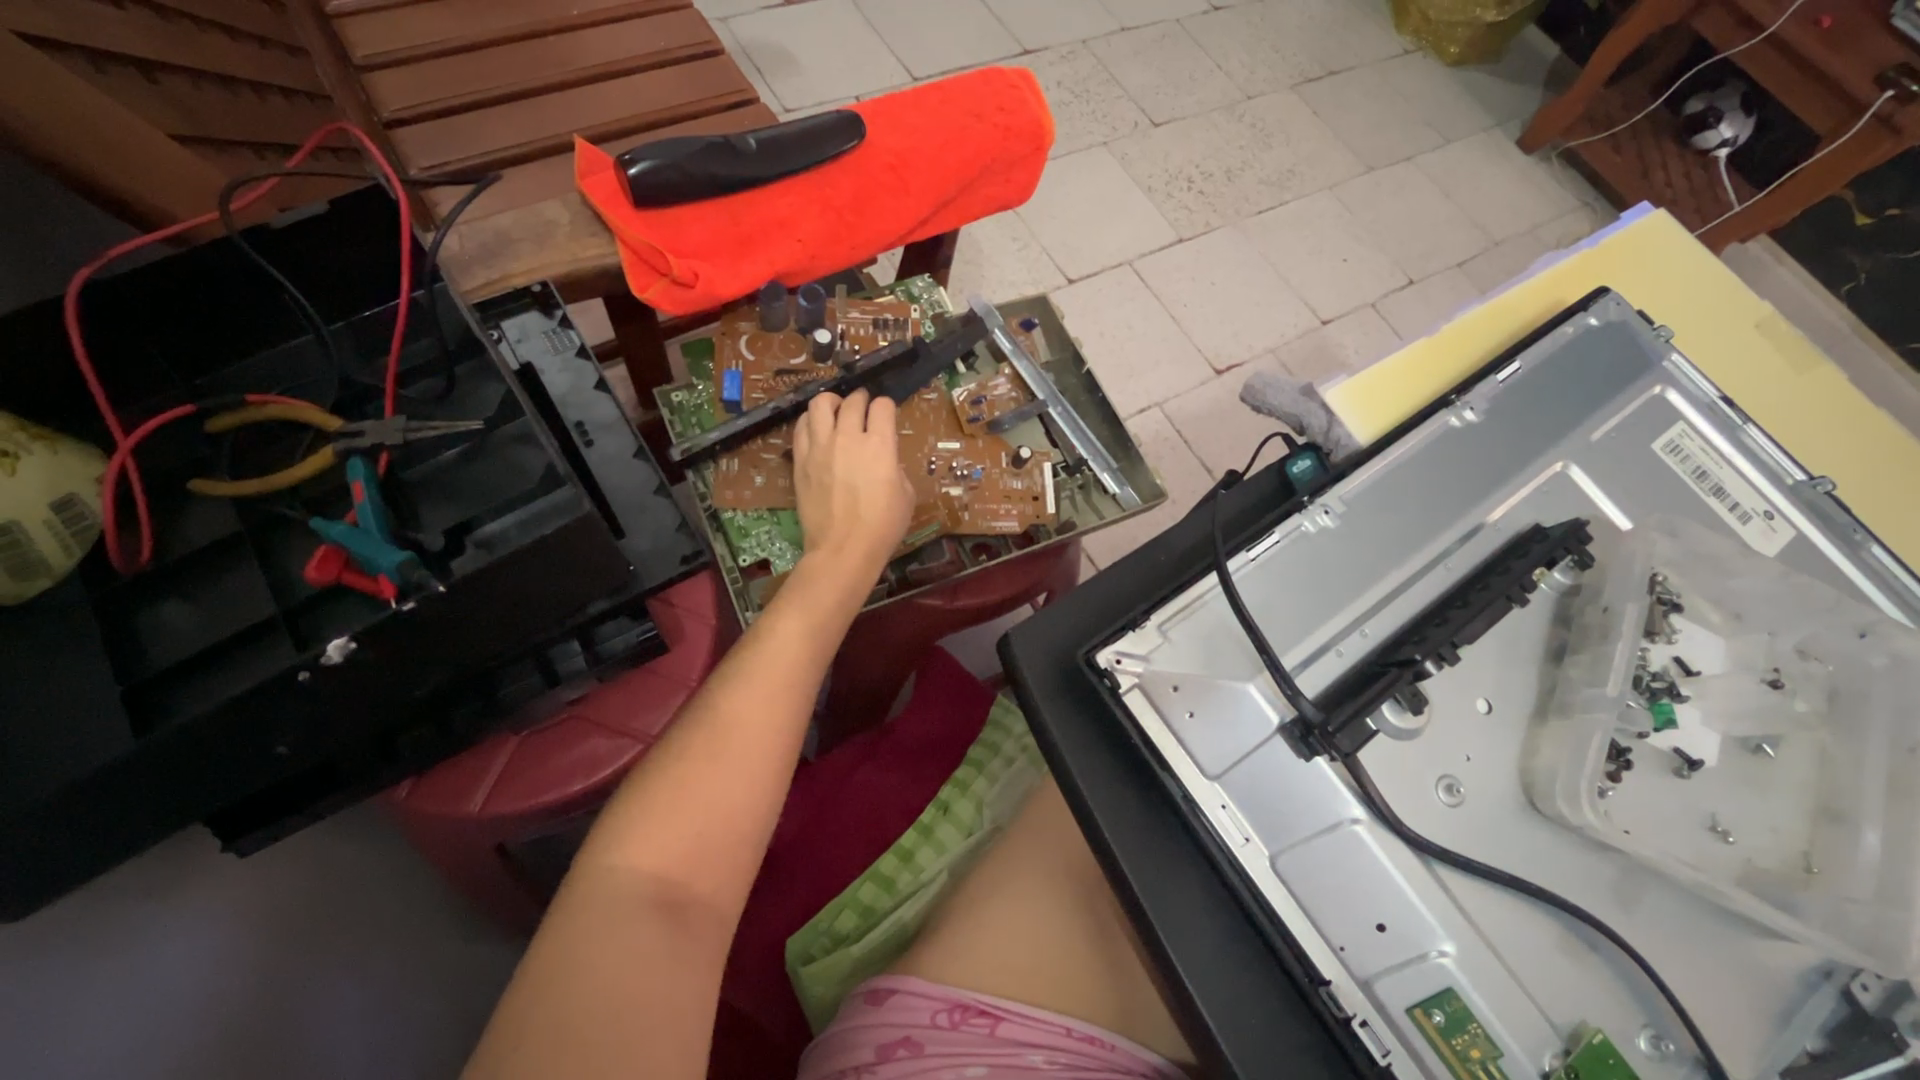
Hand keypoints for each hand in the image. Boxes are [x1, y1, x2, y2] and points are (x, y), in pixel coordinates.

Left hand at [792, 389, 914, 579]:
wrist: (843, 549)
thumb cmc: (882, 527)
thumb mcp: (906, 494)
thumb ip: (894, 466)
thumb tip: (884, 459)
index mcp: (880, 444)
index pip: (883, 406)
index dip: (887, 406)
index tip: (886, 414)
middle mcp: (848, 437)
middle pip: (853, 401)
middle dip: (861, 399)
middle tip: (863, 406)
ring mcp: (820, 447)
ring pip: (820, 404)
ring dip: (832, 402)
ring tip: (836, 410)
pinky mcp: (800, 460)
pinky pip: (801, 427)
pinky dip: (810, 422)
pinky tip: (816, 429)